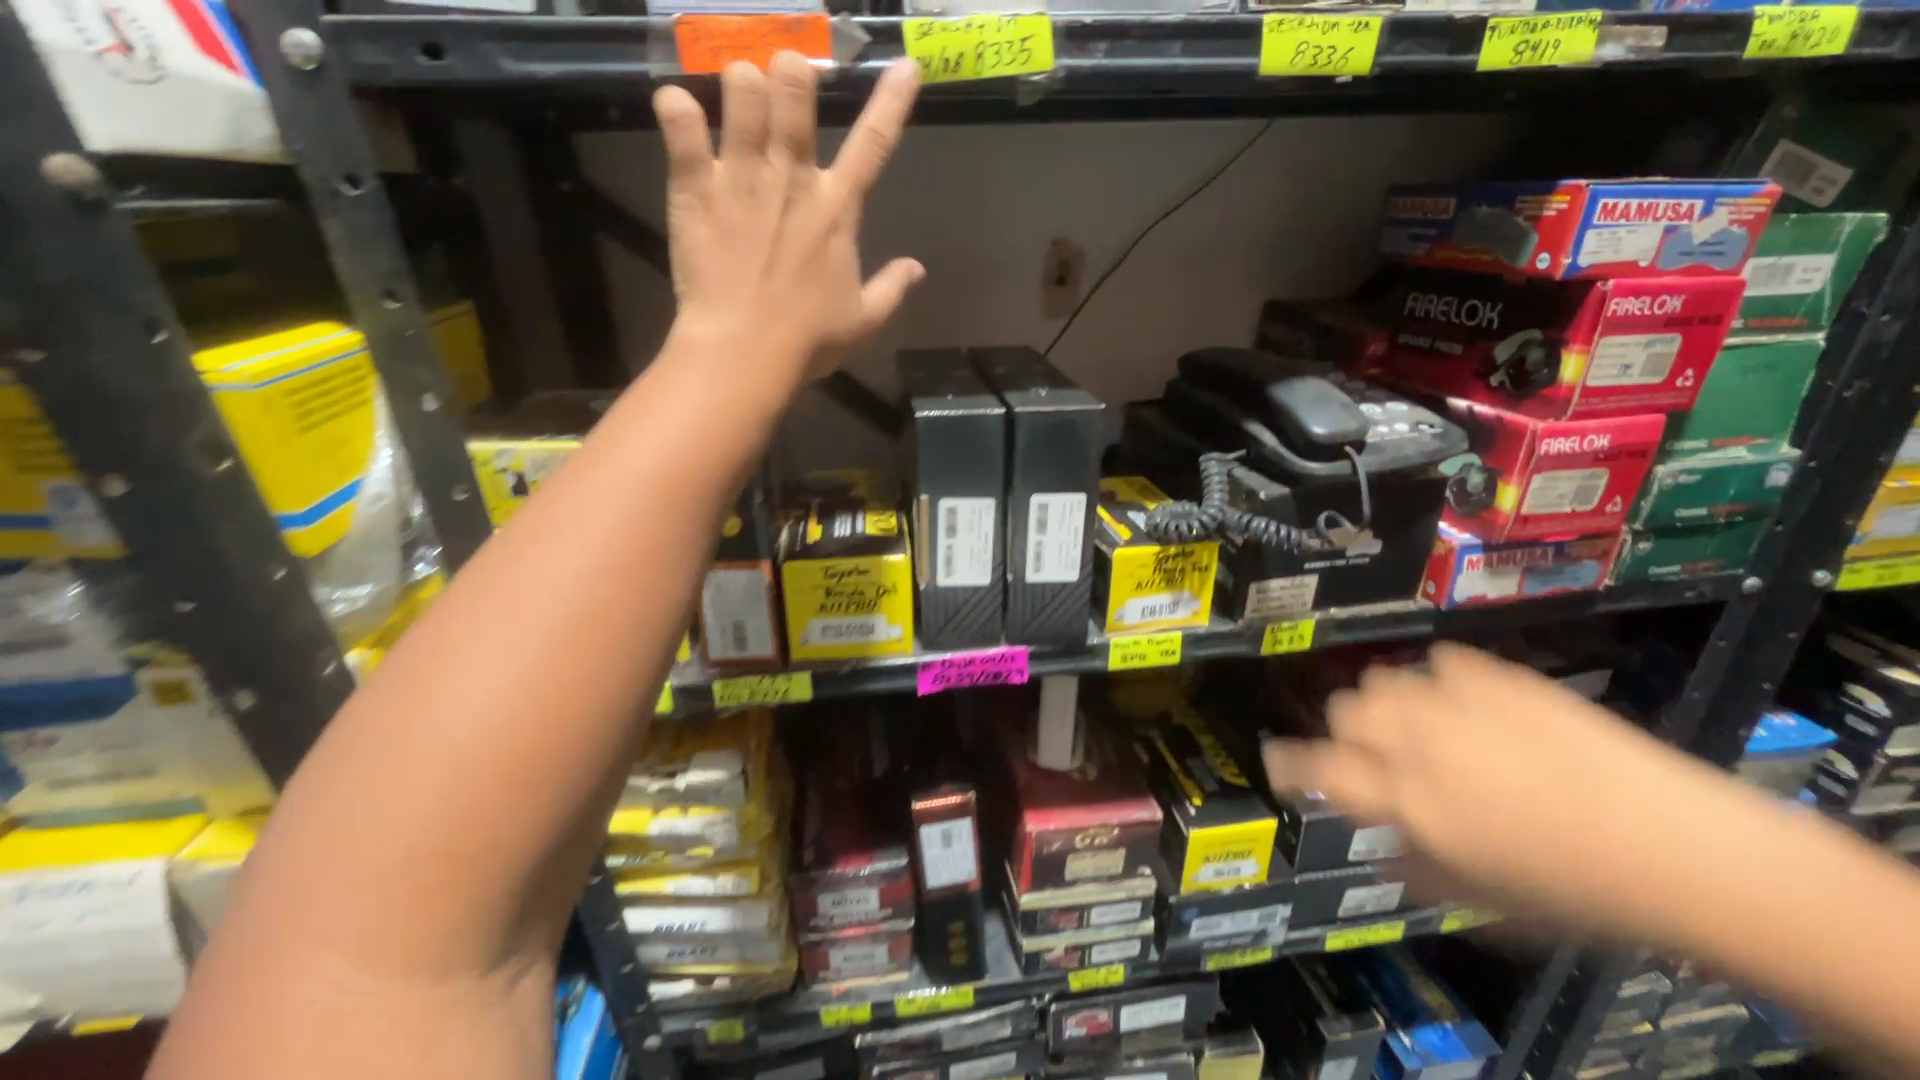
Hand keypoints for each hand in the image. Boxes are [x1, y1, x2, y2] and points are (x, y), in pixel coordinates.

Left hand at [651, 53, 925, 386]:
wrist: (744, 353)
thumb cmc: (808, 341)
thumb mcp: (863, 320)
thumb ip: (891, 289)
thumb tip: (916, 269)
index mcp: (838, 209)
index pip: (875, 143)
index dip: (893, 101)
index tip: (905, 64)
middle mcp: (792, 179)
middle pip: (796, 95)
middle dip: (791, 70)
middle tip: (786, 69)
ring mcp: (741, 179)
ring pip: (742, 96)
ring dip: (741, 82)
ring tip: (737, 84)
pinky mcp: (695, 190)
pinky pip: (682, 132)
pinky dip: (677, 112)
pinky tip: (675, 104)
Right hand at [1264, 643, 1745, 940]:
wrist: (1682, 851)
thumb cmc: (1578, 895)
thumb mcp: (1479, 901)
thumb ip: (1412, 866)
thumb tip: (1382, 841)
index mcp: (1408, 802)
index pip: (1319, 769)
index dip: (1289, 764)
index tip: (1281, 762)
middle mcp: (1422, 743)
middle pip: (1346, 710)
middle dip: (1349, 732)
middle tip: (1377, 757)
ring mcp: (1463, 704)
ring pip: (1387, 680)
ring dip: (1390, 704)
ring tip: (1422, 728)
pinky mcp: (1504, 680)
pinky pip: (1443, 662)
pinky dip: (1440, 682)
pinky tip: (1467, 707)